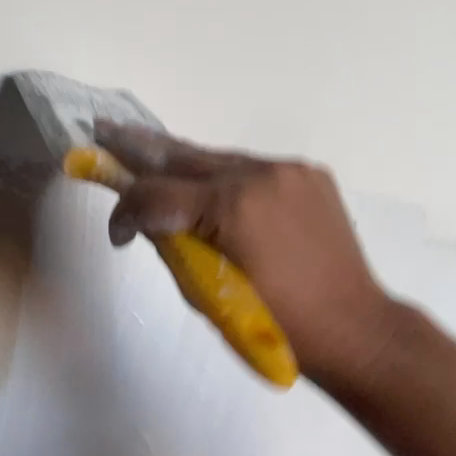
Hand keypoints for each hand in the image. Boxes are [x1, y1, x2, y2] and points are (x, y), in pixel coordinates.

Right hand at [95, 121, 401, 385]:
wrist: (353, 326)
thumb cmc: (275, 324)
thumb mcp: (206, 292)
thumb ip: (172, 246)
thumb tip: (148, 220)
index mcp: (231, 208)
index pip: (156, 194)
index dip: (125, 209)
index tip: (116, 235)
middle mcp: (260, 175)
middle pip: (183, 158)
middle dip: (137, 148)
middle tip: (101, 130)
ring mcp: (288, 171)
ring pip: (216, 159)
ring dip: (179, 161)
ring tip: (142, 146)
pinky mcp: (307, 175)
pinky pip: (250, 169)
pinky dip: (221, 176)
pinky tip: (203, 182)